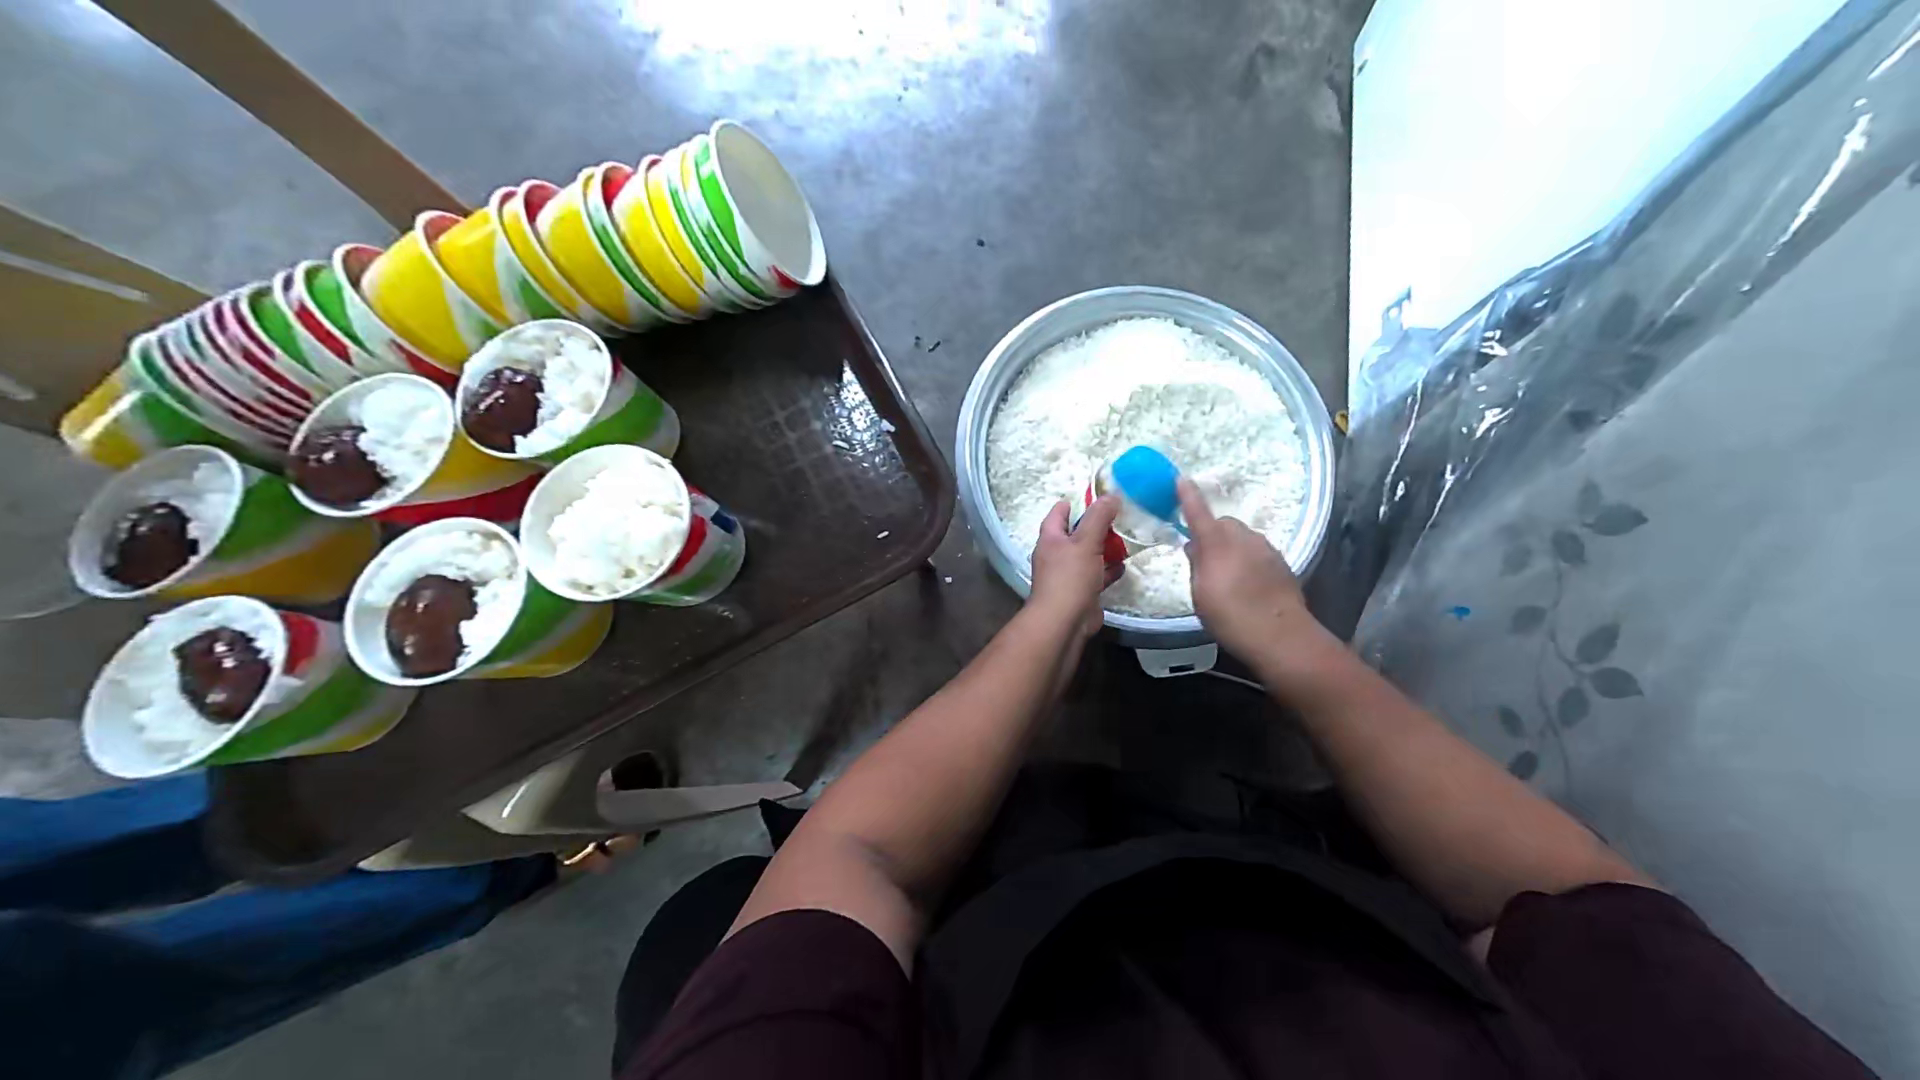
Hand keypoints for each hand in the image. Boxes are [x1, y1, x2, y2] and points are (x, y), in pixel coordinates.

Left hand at [1029, 495, 1123, 638]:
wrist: (1064, 621)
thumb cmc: (1070, 577)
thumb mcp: (1086, 542)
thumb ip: (1098, 518)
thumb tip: (1110, 495)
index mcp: (1051, 538)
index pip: (1058, 513)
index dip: (1075, 502)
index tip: (1095, 495)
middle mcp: (1056, 555)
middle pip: (1076, 534)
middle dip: (1095, 526)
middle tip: (1118, 516)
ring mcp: (1067, 575)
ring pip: (1087, 555)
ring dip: (1104, 548)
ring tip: (1125, 539)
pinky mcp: (1080, 592)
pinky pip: (1096, 575)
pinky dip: (1108, 570)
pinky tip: (1123, 566)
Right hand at [1178, 479, 1334, 665]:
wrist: (1279, 635)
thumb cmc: (1229, 617)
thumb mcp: (1199, 594)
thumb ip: (1196, 565)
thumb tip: (1194, 546)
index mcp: (1217, 545)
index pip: (1198, 513)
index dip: (1188, 497)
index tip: (1181, 480)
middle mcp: (1243, 539)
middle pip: (1224, 524)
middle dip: (1212, 532)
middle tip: (1203, 557)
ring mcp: (1266, 549)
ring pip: (1242, 537)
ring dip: (1232, 546)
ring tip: (1226, 575)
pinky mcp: (1282, 563)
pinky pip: (1258, 551)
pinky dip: (1248, 558)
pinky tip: (1248, 583)